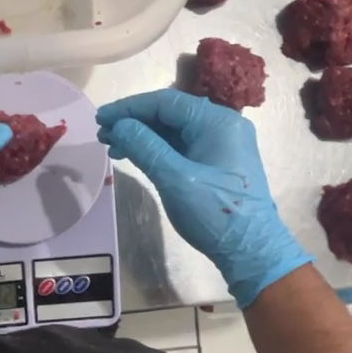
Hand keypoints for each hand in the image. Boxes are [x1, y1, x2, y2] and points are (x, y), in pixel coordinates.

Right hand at [96, 89, 311, 306]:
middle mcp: (222, 126)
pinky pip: (181, 147)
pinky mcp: (216, 163)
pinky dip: (156, 149)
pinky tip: (136, 157)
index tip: (101, 118)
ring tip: (113, 147)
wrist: (250, 250)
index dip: (130, 108)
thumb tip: (120, 125)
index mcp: (217, 122)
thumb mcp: (175, 179)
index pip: (166, 102)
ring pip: (174, 131)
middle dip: (134, 122)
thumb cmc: (214, 214)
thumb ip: (146, 148)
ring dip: (142, 136)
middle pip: (170, 114)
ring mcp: (221, 145)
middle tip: (102, 135)